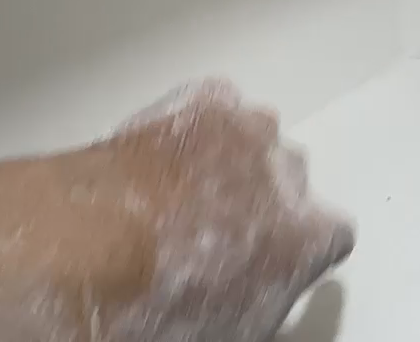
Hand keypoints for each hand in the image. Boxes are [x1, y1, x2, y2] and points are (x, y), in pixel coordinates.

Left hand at [0, 80, 352, 341]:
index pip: (333, 236)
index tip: (269, 266)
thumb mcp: (228, 331)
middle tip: (213, 238)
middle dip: (262, 201)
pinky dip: (198, 125)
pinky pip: (217, 105)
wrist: (86, 256)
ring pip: (258, 136)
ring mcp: (252, 130)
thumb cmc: (152, 313)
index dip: (301, 252)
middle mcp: (293, 173)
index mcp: (309, 240)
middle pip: (294, 177)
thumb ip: (260, 298)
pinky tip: (167, 151)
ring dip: (233, 159)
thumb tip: (240, 297)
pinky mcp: (207, 101)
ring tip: (183, 195)